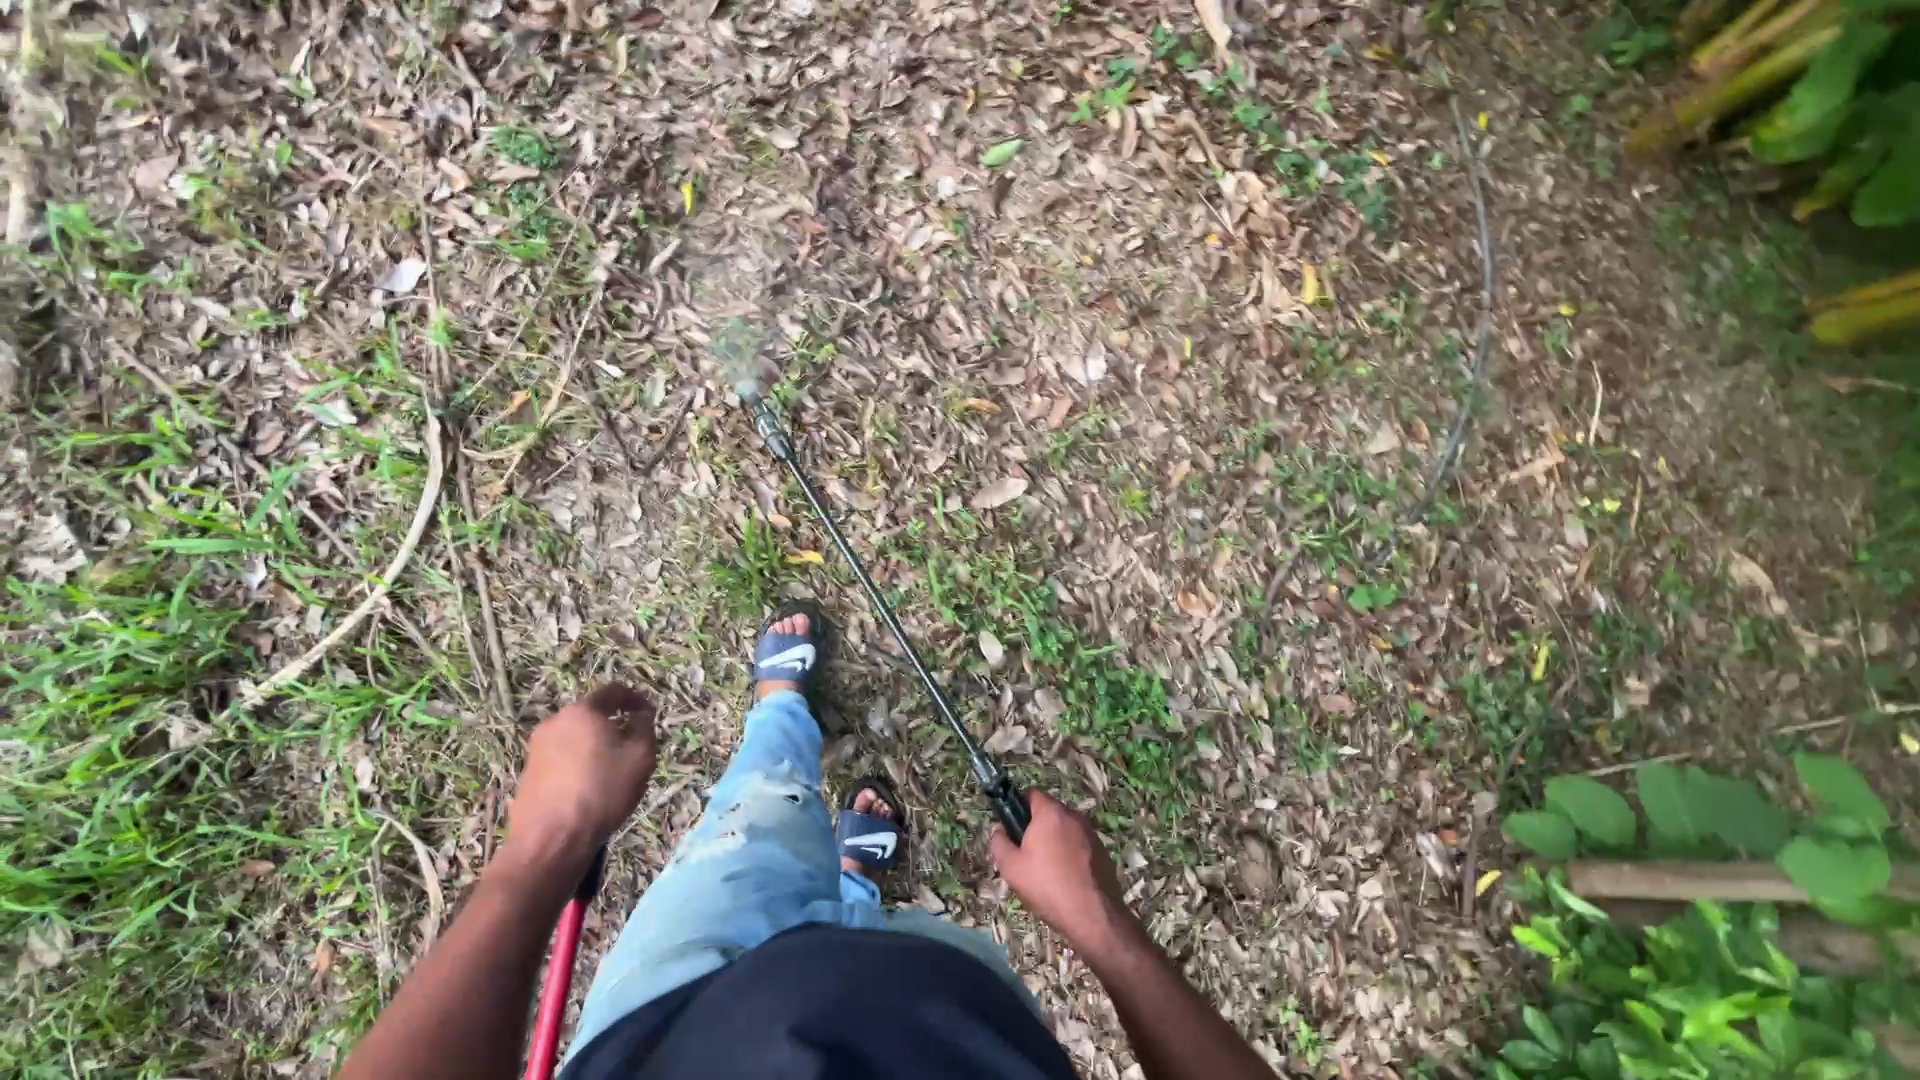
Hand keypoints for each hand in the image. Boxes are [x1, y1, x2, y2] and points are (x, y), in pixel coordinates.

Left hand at [504, 684, 657, 865]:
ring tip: (613, 769)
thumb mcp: (640, 756)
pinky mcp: (529, 772)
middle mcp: (555, 722)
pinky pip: (562, 757)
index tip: (650, 713)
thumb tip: (639, 716)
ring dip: (596, 745)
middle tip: (634, 744)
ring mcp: (537, 748)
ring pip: (576, 737)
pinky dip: (580, 763)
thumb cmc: (602, 790)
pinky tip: (590, 786)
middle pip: (592, 714)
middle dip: (614, 724)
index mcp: (582, 711)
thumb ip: (644, 728)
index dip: (636, 698)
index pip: (614, 691)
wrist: (550, 839)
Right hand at [990, 790, 1134, 953]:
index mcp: (1051, 813)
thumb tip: (1000, 830)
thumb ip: (999, 843)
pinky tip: (1066, 880)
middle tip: (1026, 855)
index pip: (1031, 794)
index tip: (1013, 829)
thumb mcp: (1011, 867)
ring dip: (1055, 842)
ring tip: (1047, 872)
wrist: (1092, 915)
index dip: (1019, 807)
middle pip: (1049, 813)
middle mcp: (1074, 816)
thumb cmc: (1047, 886)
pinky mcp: (1103, 851)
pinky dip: (1071, 855)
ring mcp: (1091, 833)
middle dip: (1036, 828)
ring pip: (1065, 830)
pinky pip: (1080, 845)